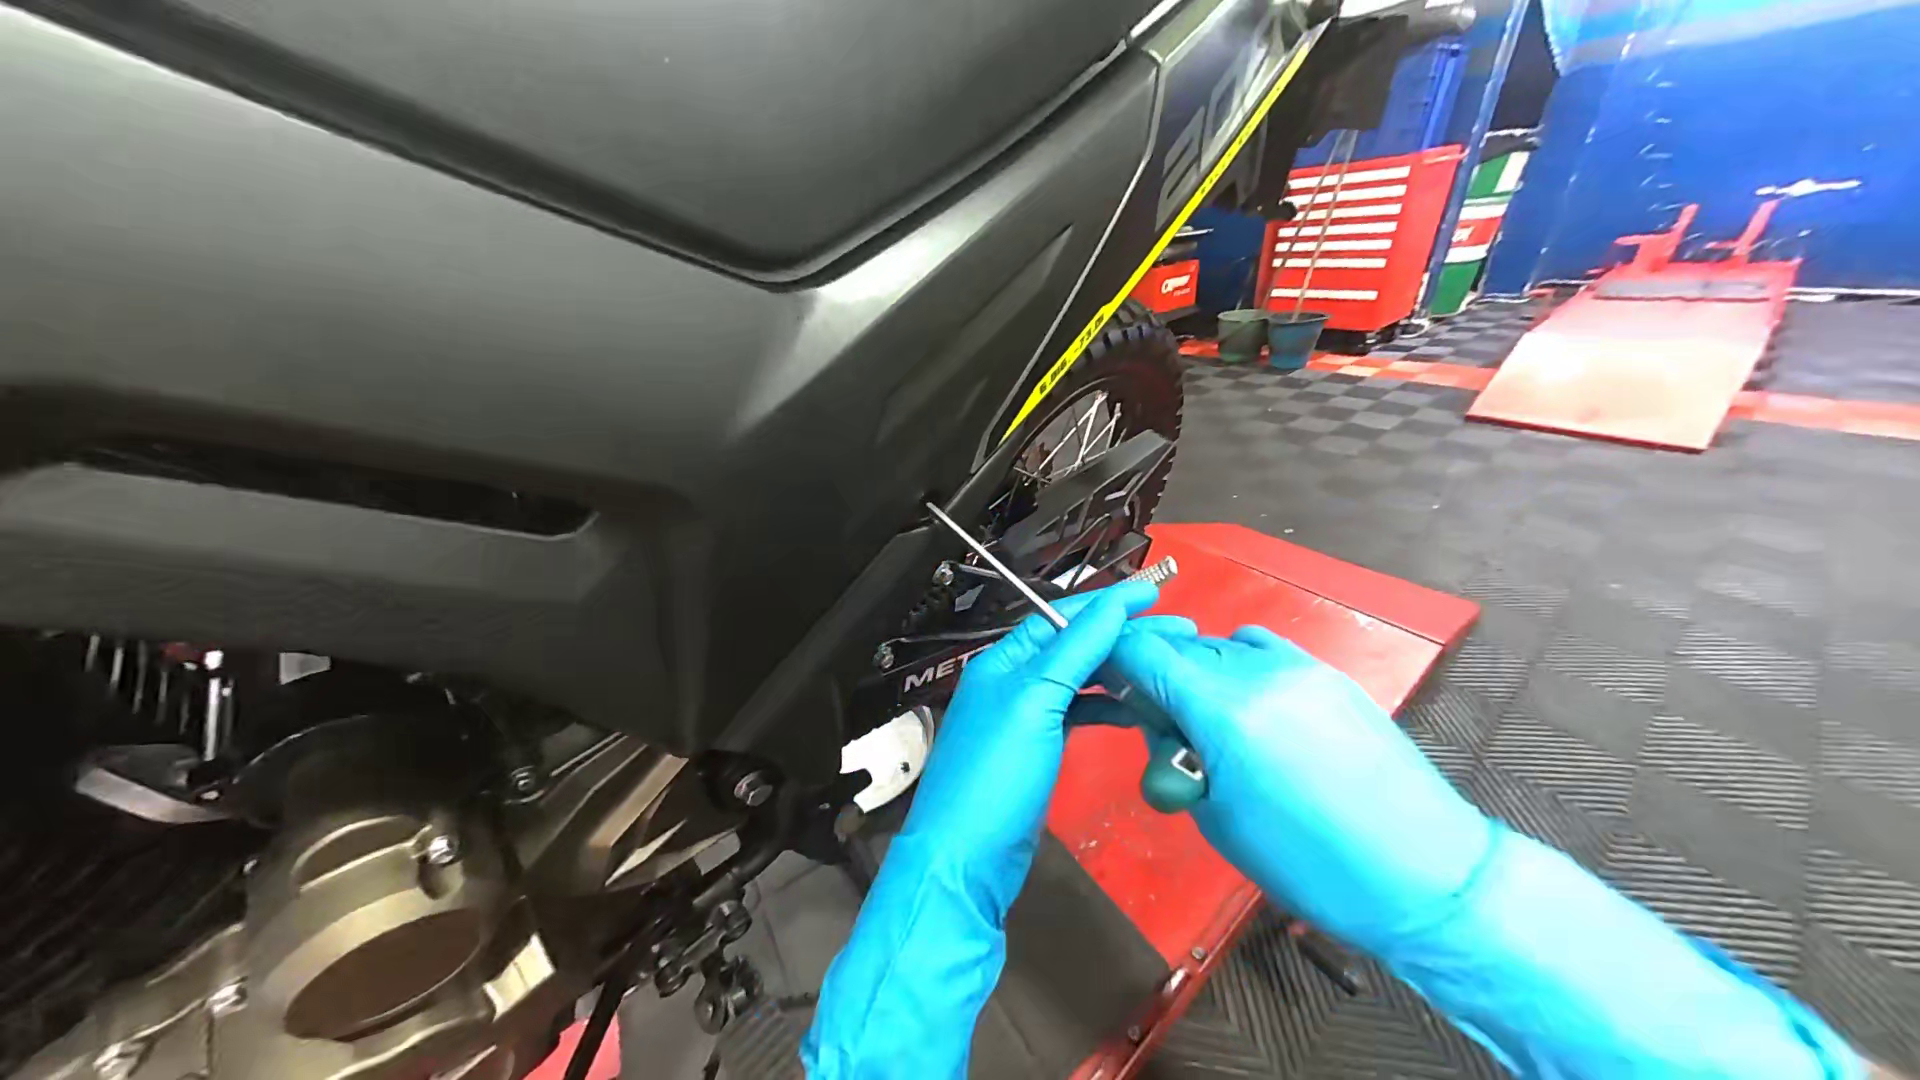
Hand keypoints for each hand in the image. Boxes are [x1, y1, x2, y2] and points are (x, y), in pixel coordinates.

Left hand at [898, 578, 1162, 898]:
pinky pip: (1079, 711)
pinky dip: (1108, 706)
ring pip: (1081, 678)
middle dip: (1123, 635)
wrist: (966, 860)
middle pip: (1075, 644)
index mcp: (1005, 660)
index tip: (1154, 594)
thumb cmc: (996, 774)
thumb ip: (1074, 650)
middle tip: (1179, 633)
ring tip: (1169, 666)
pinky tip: (1140, 709)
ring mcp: (1027, 715)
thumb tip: (1112, 605)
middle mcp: (1014, 680)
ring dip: (1121, 669)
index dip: (1107, 603)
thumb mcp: (1035, 702)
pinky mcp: (1040, 746)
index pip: (1061, 617)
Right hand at [1101, 624, 1493, 955]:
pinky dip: (1233, 664)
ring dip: (1193, 671)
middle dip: (1153, 673)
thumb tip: (1157, 719)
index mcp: (1223, 710)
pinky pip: (1257, 648)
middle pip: (1176, 645)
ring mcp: (1296, 666)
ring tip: (1206, 720)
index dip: (1112, 658)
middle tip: (1159, 721)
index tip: (1103, 680)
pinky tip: (1245, 701)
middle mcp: (1256, 671)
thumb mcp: (1214, 816)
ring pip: (1215, 644)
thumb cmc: (1308, 862)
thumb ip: (1172, 752)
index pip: (1142, 651)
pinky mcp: (1325, 672)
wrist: (1426, 873)